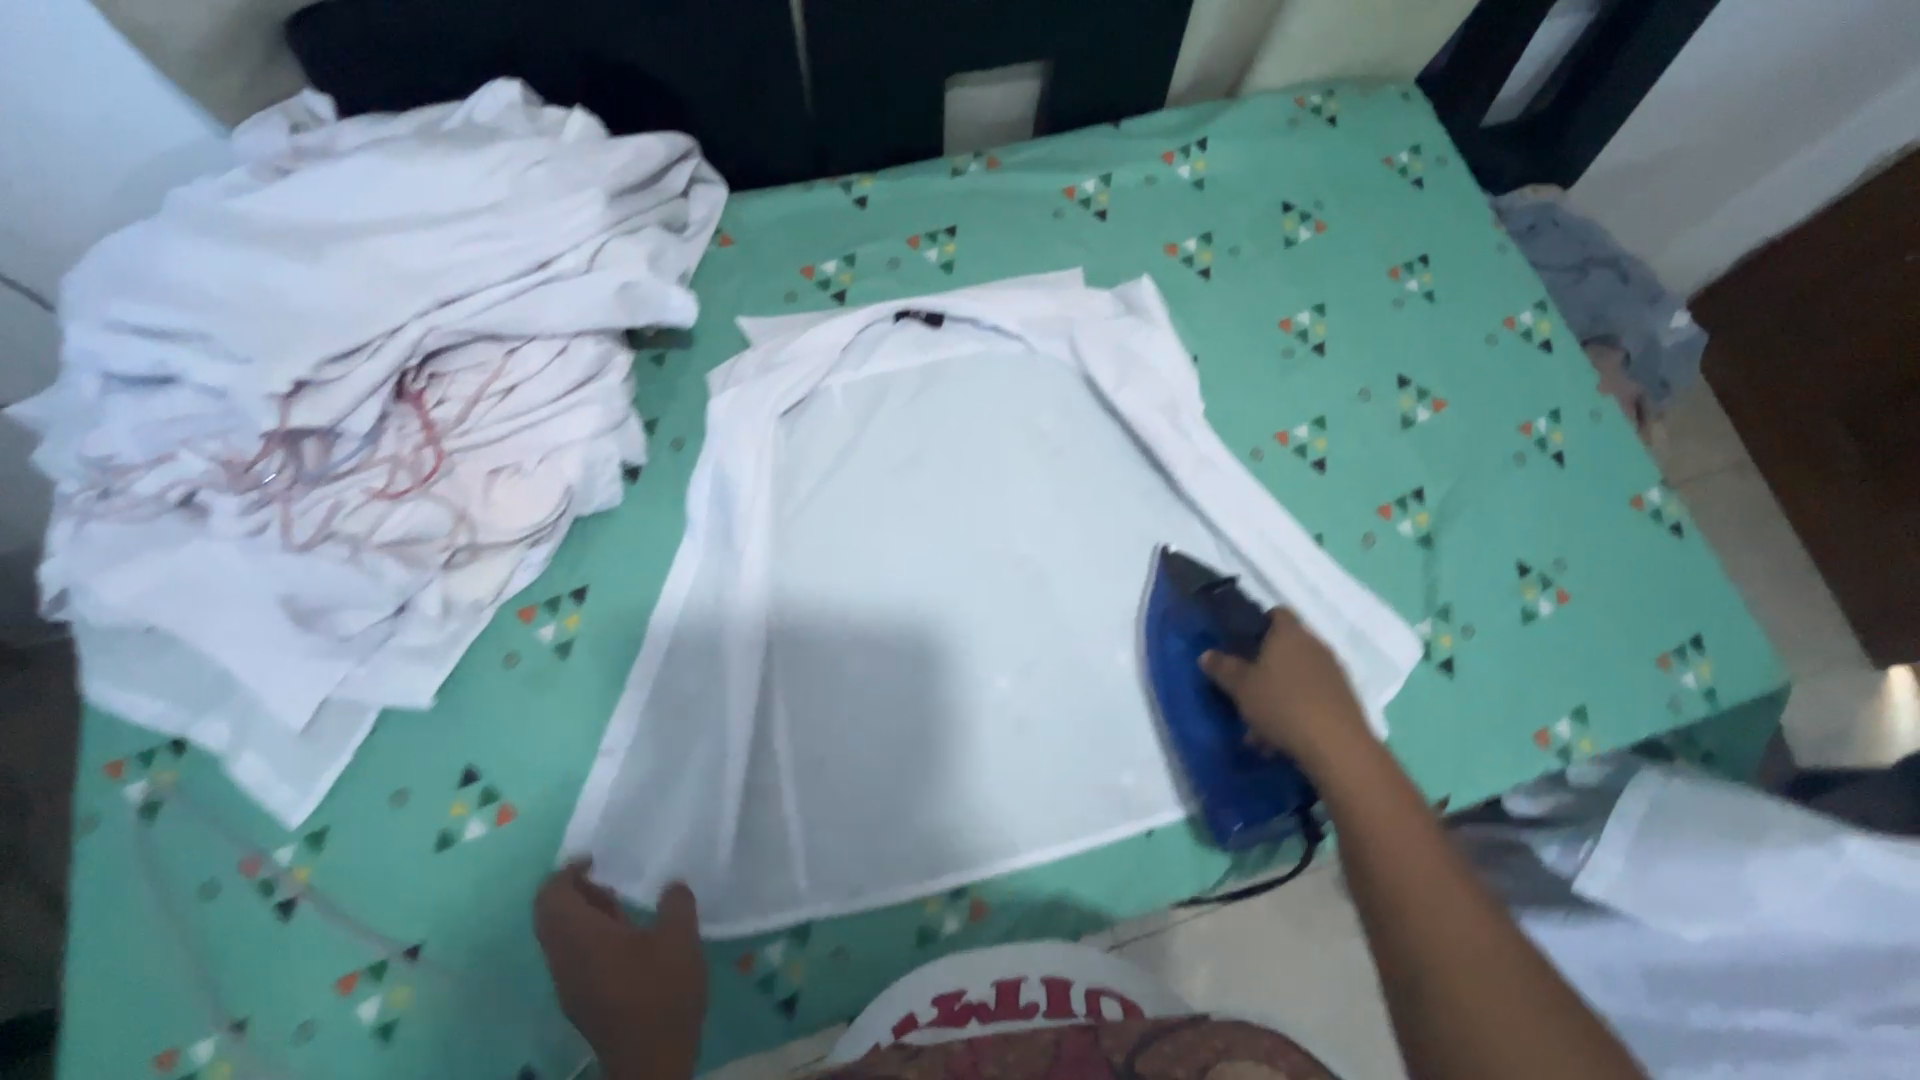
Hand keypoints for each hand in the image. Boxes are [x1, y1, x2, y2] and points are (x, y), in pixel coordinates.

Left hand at [534, 860, 706, 1079]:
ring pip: (561, 938)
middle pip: (550, 916)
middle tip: (607, 878)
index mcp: (580, 937)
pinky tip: (628, 939)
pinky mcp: (581, 1001)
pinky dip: (590, 937)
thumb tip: (671, 886)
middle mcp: (564, 958)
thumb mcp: (680, 939)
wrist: (650, 1063)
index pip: (551, 895)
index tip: (597, 859)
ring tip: (621, 904)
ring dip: (582, 916)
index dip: (568, 871)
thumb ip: (676, 904)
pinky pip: (573, 956)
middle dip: (573, 892)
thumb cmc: (661, 994)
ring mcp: (569, 983)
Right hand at [1200, 608, 1371, 769]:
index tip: (1241, 643)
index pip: (1277, 613)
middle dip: (1265, 667)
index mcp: (1290, 634)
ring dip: (1278, 694)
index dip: (1259, 623)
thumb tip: (1207, 654)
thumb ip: (1223, 668)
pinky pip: (1311, 697)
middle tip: (1244, 689)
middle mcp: (1315, 646)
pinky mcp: (1344, 699)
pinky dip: (1295, 711)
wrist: (1336, 745)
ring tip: (1259, 725)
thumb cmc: (1282, 704)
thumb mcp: (1241, 688)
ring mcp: (1333, 672)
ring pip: (1297, 677)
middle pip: (1286, 648)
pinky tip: (1280, 738)